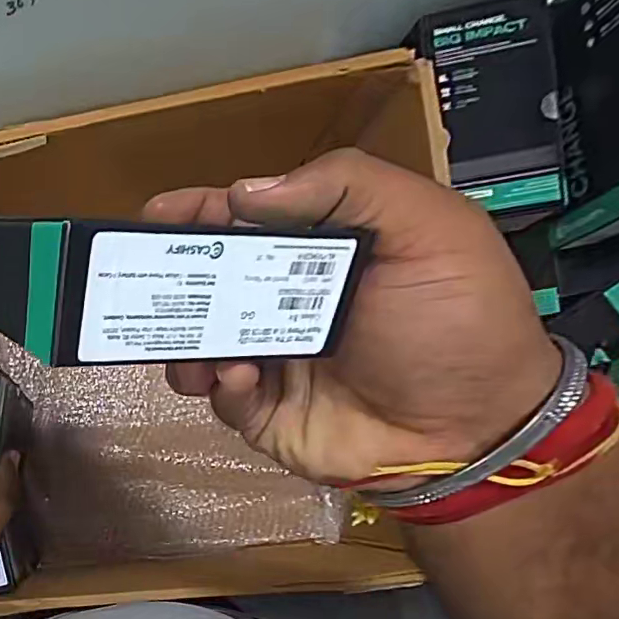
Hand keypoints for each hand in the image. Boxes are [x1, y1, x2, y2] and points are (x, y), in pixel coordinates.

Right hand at [148, 148, 560, 484]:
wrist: (474, 430)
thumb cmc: (455, 323)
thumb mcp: (429, 231)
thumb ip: (348, 187)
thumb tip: (242, 192)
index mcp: (316, 255)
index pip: (244, 225)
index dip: (198, 215)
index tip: (154, 216)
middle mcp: (281, 304)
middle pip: (207, 284)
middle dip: (172, 281)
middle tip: (145, 283)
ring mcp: (267, 360)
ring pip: (197, 343)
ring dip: (185, 340)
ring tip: (198, 349)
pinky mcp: (259, 410)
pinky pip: (219, 394)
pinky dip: (220, 384)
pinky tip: (242, 378)